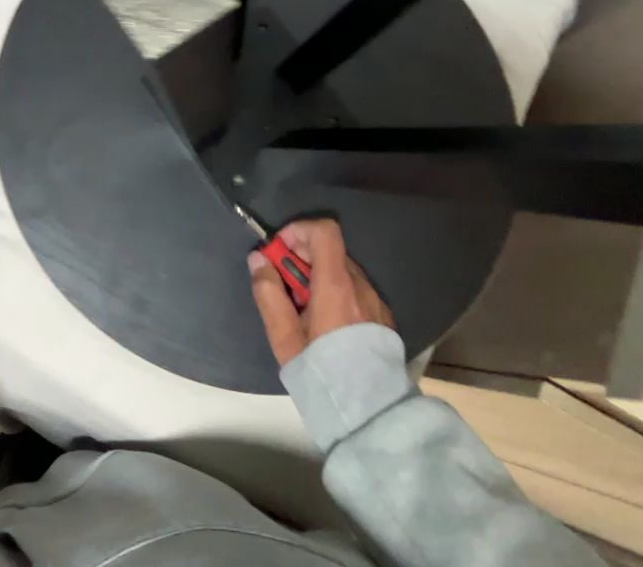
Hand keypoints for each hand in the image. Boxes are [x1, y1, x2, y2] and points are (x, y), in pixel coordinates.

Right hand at [249, 218, 393, 365]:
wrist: (370, 412)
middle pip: (330, 250)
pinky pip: (355, 288)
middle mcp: (361, 286)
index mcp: (337, 286)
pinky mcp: (383, 315)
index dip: (298, 231)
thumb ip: (269, 293)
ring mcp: (376, 300)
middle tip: (283, 286)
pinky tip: (327, 323)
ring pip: (342, 269)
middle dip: (301, 257)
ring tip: (303, 310)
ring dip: (318, 275)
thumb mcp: (284, 337)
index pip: (324, 231)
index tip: (279, 253)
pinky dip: (336, 291)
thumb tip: (259, 259)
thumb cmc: (321, 372)